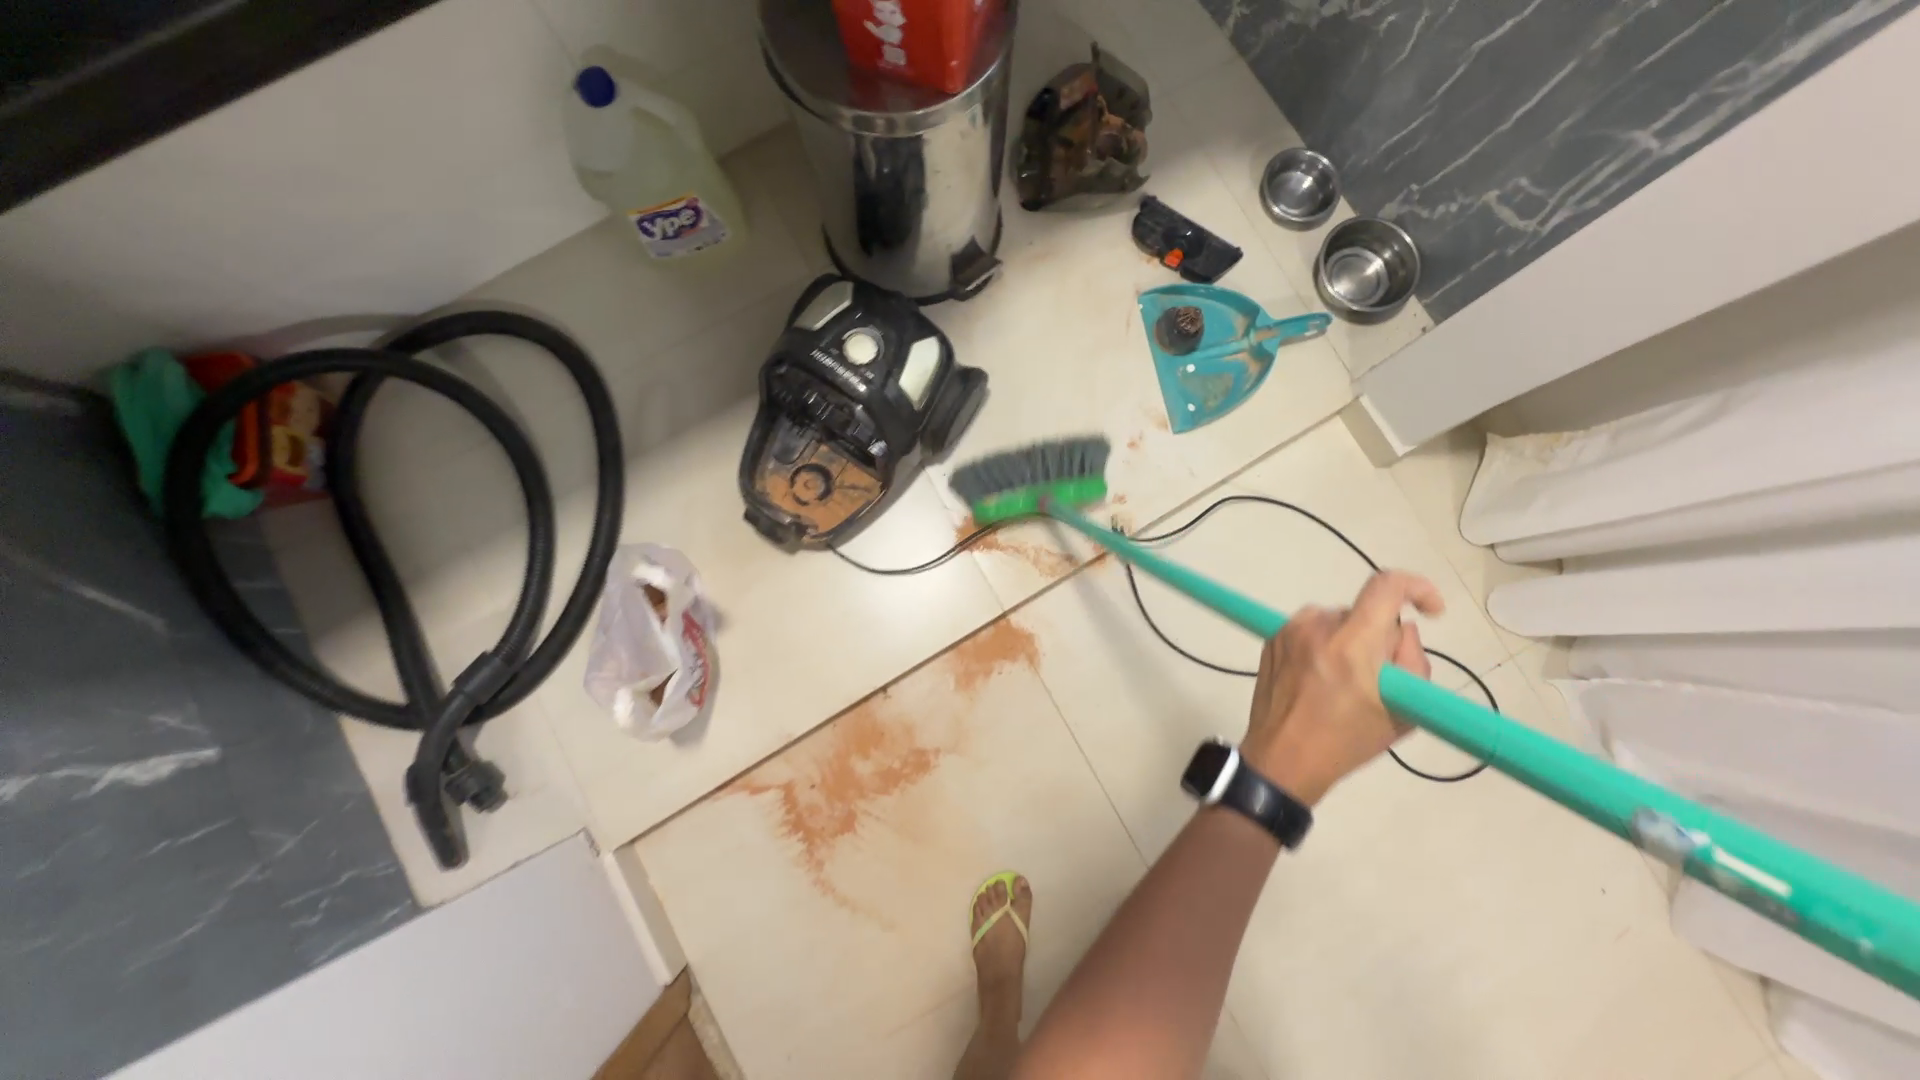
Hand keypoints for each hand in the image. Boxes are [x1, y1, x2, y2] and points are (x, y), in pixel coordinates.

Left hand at [1241, 571, 1443, 805]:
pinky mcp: (1271, 638)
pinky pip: (1311, 630)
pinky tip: (1320, 678)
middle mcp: (1316, 626)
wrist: (1283, 757)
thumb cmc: (1346, 740)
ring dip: (1350, 640)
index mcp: (1352, 642)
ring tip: (1345, 682)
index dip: (1417, 588)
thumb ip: (1414, 662)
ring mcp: (1289, 630)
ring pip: (1337, 621)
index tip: (1432, 609)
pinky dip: (1324, 646)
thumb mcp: (1401, 711)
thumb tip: (1402, 629)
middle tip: (1378, 676)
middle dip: (1379, 637)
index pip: (1386, 586)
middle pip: (1363, 612)